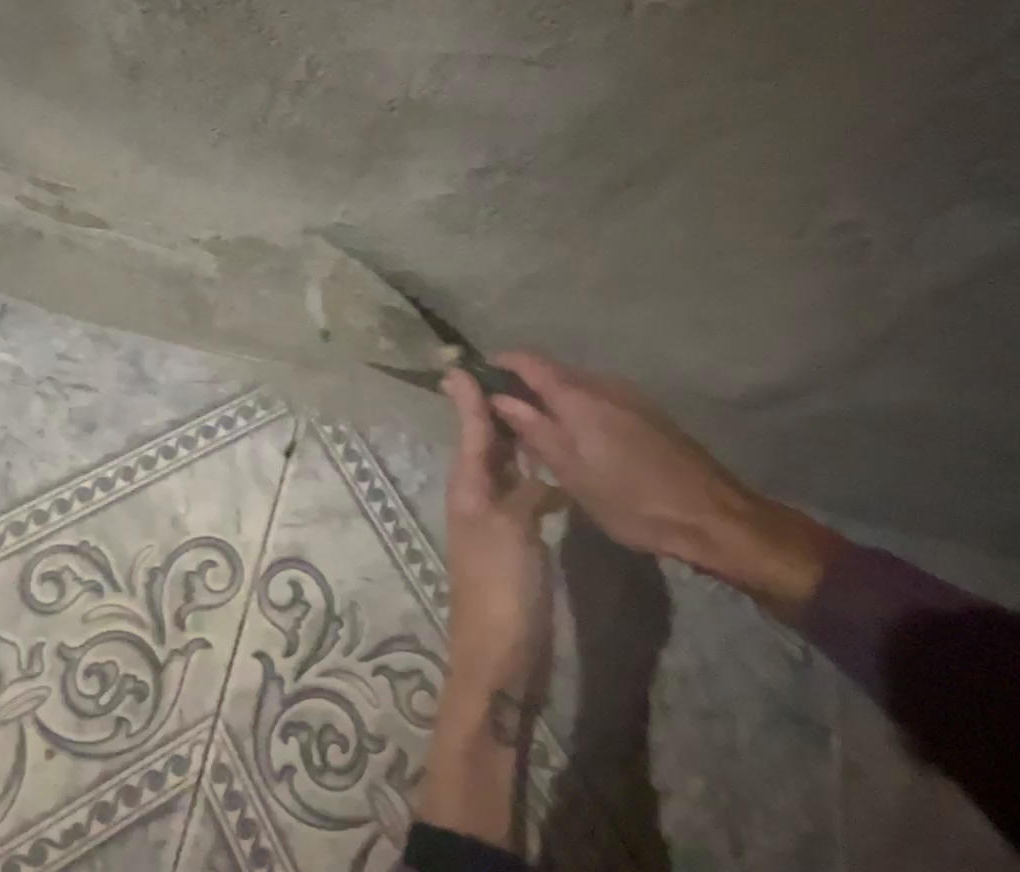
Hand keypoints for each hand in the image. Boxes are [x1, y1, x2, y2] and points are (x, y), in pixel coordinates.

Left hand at [439, 369, 553, 700]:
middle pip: (484, 445)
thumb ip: (523, 491)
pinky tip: (555, 469)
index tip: (464, 362)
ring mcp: (497, 523)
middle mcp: (478, 499)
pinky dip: (535, 475)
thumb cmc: (501, 590)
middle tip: (510, 374)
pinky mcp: (516, 545)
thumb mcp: (513, 530)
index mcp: (468, 489)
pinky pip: (523, 496)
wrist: (501, 658)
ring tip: (535, 407)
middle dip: (492, 411)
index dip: (469, 398)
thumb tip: (539, 471)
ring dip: (514, 439)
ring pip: (504, 469)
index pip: (470, 431)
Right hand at [486, 352, 844, 618]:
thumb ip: (533, 430)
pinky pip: (594, 398)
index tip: (473, 379)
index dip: (498, 364)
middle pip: (550, 371)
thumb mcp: (571, 472)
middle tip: (494, 414)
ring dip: (546, 399)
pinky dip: (572, 409)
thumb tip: (497, 397)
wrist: (710, 516)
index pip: (527, 361)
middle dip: (519, 385)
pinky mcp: (643, 412)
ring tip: (526, 430)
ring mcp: (627, 396)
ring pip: (573, 385)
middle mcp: (602, 384)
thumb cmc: (631, 500)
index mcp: (578, 396)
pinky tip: (568, 439)